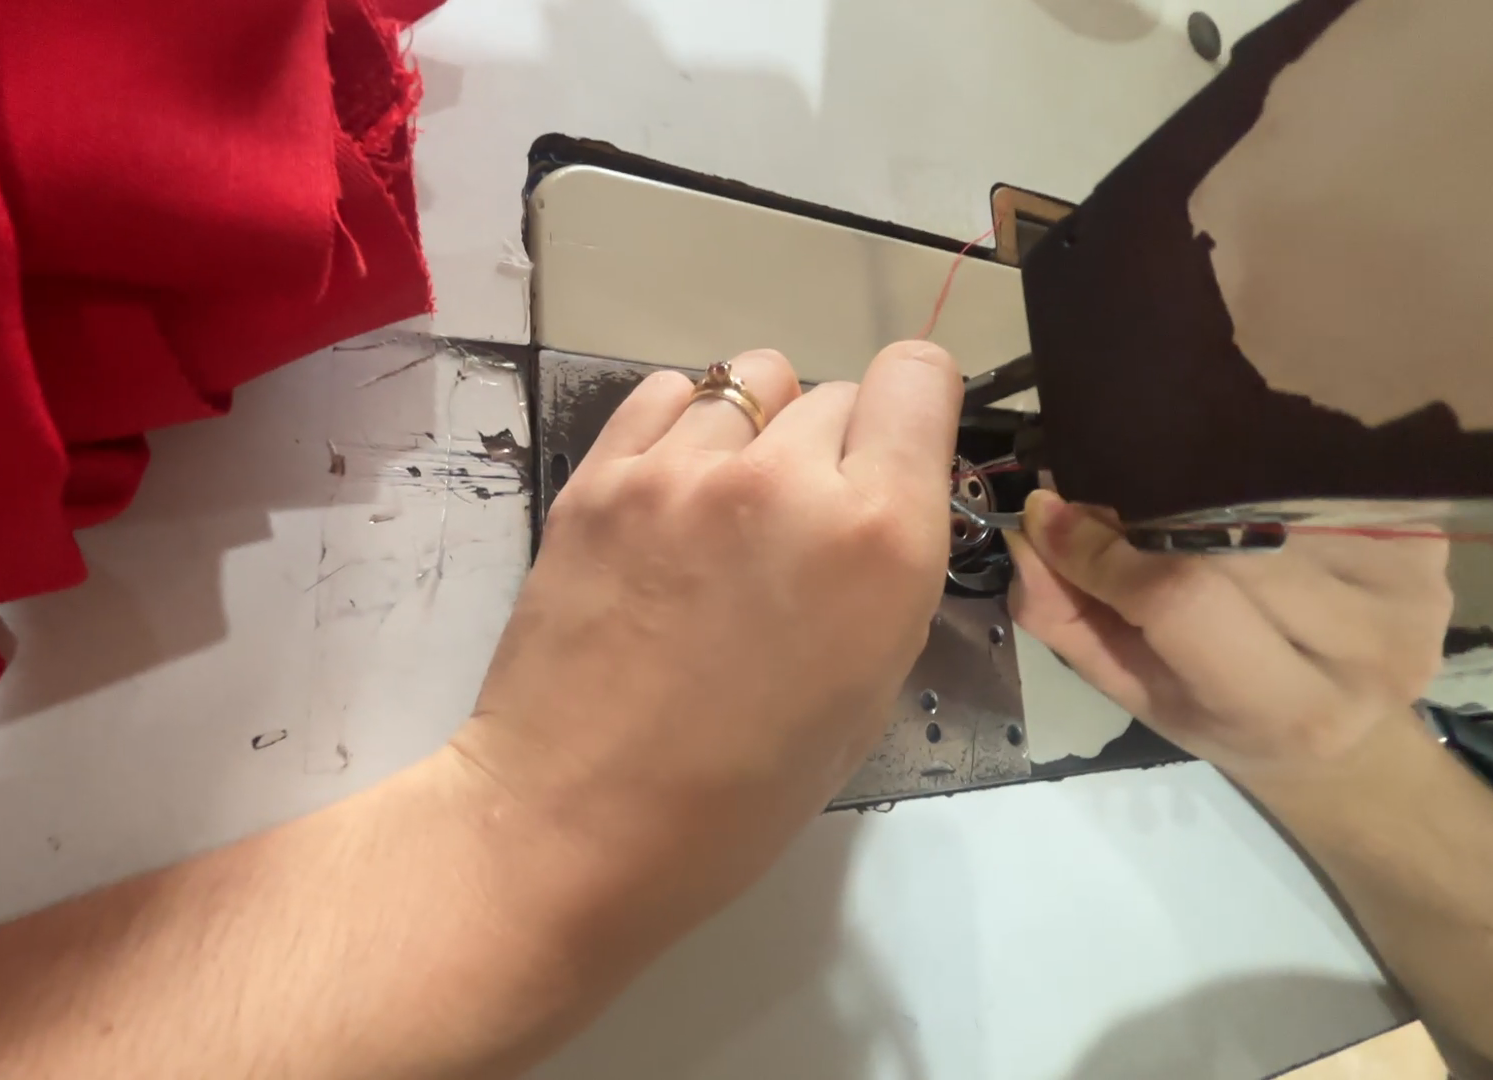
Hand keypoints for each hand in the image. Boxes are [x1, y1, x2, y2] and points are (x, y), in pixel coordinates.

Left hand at [450, 342, 960, 954]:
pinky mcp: (596, 477)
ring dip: (757, 430)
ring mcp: (676, 472)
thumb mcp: (864, 690)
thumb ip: (881, 568)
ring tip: (723, 503)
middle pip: (832, 392)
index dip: (912, 407)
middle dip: (831, 447)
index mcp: (875, 542)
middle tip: (792, 523)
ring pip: (749, 380)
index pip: (917, 382)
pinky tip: (669, 487)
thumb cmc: (740, 789)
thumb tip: (866, 496)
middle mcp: (783, 481)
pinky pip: (663, 395)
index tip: (889, 448)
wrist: (575, 814)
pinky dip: (683, 424)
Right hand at [1005, 491, 1453, 783]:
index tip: (1044, 520)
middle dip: (1138, 523)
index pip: (1181, 598)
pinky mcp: (1428, 544)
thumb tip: (1027, 533)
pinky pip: (1303, 488)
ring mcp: (1412, 588)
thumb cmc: (1212, 716)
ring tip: (1167, 528)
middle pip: (1217, 543)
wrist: (1341, 737)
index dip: (1101, 554)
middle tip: (1101, 522)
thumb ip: (1061, 617)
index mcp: (1282, 706)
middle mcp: (1367, 649)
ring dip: (1188, 505)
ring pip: (1255, 506)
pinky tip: (1234, 519)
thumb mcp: (1120, 686)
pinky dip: (1242, 491)